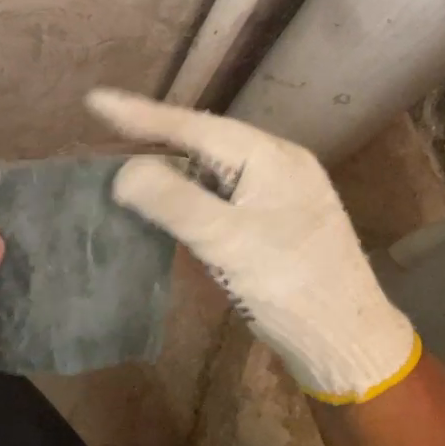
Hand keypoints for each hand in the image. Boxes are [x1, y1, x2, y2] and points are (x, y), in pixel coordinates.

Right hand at [86, 88, 419, 403]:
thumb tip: (123, 172)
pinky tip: (171, 201)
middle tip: (107, 127)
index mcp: (271, 158)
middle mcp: (279, 165)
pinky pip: (224, 192)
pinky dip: (191, 192)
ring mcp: (281, 194)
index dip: (142, 115)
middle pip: (206, 141)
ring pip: (215, 167)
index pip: (195, 127)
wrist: (348, 344)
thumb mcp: (228, 243)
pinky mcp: (278, 222)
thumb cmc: (292, 289)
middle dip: (156, 135)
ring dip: (173, 164)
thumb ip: (175, 202)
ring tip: (129, 158)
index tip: (96, 101)